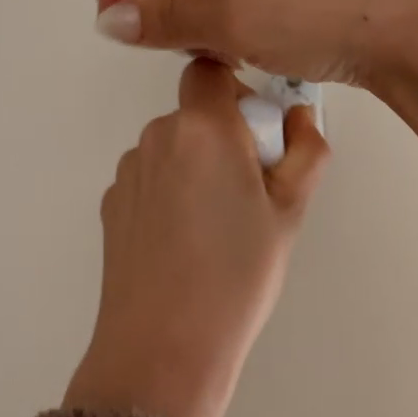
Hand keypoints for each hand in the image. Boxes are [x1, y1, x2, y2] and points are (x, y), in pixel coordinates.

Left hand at [65, 59, 329, 416]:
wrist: (164, 346)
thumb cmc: (237, 273)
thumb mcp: (291, 210)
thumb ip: (306, 149)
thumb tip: (300, 115)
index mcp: (202, 128)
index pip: (210, 70)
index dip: (237, 90)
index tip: (258, 130)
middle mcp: (156, 137)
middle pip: (196, 114)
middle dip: (227, 138)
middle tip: (253, 193)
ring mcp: (128, 173)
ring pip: (174, 149)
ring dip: (198, 167)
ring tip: (219, 228)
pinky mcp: (111, 207)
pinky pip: (152, 180)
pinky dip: (172, 195)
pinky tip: (186, 244)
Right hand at [93, 0, 417, 88]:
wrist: (395, 34)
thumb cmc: (313, 15)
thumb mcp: (231, 19)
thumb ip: (164, 19)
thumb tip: (109, 21)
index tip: (118, 23)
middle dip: (161, 8)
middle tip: (190, 46)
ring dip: (191, 28)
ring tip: (226, 52)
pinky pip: (221, 10)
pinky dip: (218, 34)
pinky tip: (243, 56)